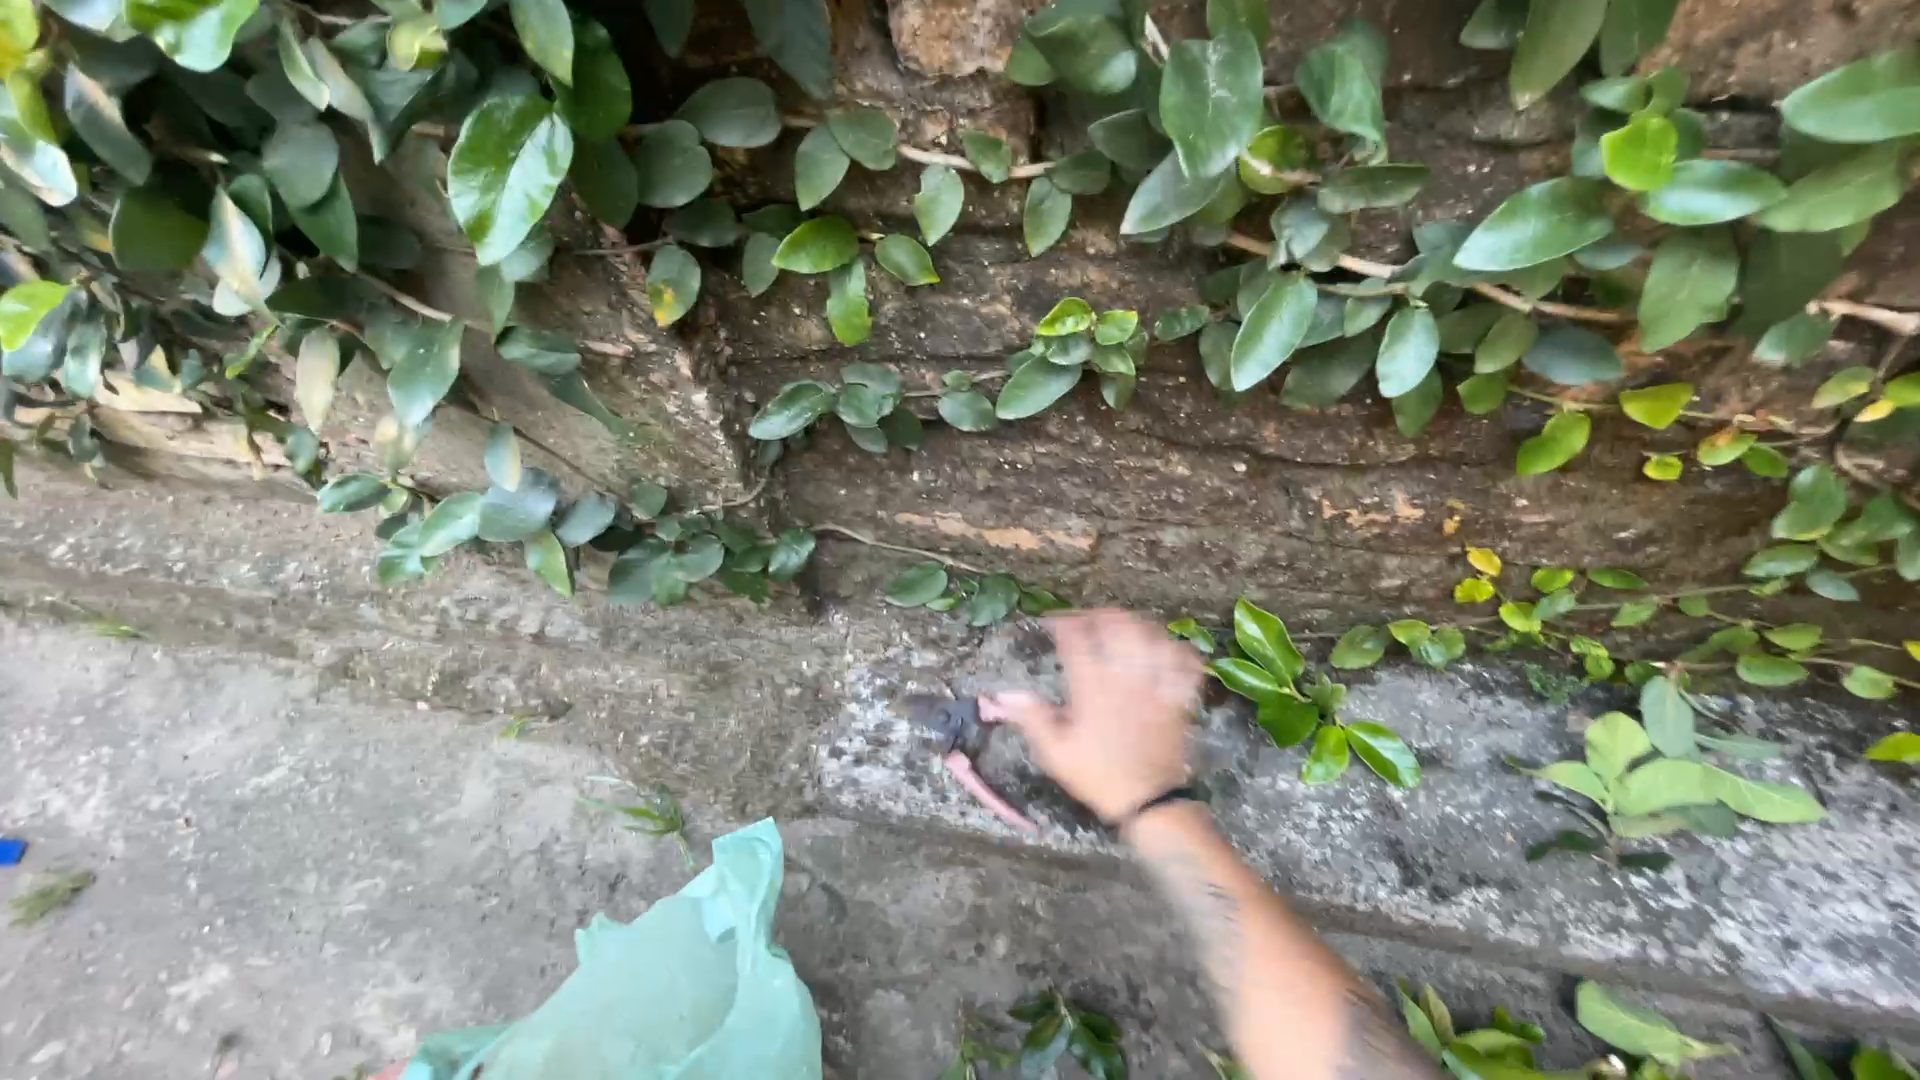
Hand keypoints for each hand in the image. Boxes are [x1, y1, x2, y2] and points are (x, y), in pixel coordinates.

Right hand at [990, 609, 1204, 823]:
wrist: (1148, 801)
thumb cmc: (1097, 775)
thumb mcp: (1055, 751)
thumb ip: (1032, 718)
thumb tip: (1007, 694)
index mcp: (1092, 687)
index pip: (1076, 638)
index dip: (1063, 621)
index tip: (1052, 620)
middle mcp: (1125, 677)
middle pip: (1118, 625)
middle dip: (1101, 614)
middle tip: (1088, 619)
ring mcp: (1155, 685)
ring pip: (1152, 637)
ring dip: (1137, 626)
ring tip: (1124, 628)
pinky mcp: (1178, 697)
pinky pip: (1185, 663)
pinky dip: (1177, 650)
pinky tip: (1165, 649)